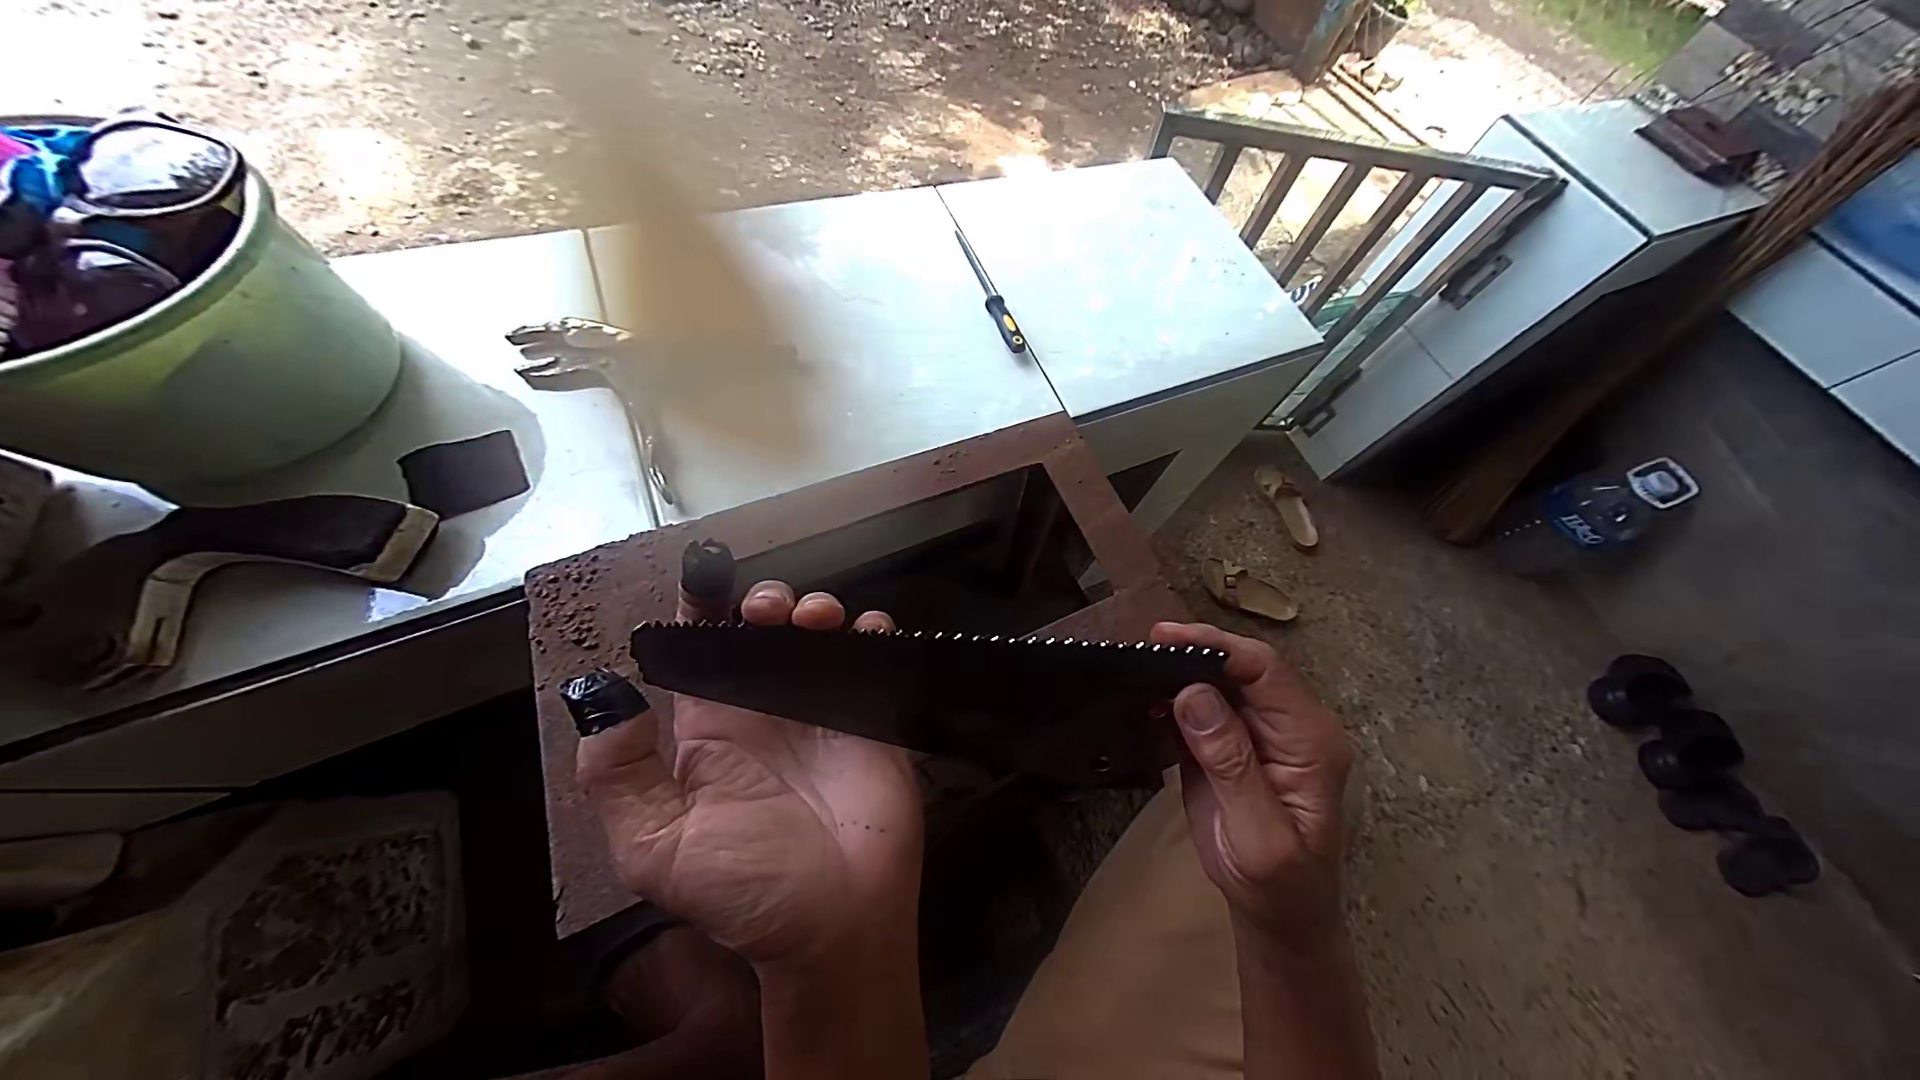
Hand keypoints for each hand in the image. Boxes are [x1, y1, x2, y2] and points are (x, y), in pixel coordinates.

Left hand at [575, 582, 923, 966]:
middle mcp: (767, 707)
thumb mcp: (660, 846)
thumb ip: (620, 775)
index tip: (708, 570)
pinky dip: (871, 633)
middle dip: (767, 601)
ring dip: (817, 609)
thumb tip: (599, 693)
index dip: (701, 605)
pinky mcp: (869, 714)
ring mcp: (822, 708)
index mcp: (713, 726)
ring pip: (818, 634)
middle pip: (764, 628)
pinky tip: (865, 633)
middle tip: (772, 610)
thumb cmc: (750, 889)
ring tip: (816, 620)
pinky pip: (871, 658)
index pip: (700, 647)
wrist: (839, 923)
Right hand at [1150, 621, 1353, 946]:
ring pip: (1222, 679)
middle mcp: (1289, 724)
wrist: (1275, 912)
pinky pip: (1206, 701)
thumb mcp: (1258, 834)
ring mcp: (1260, 730)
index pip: (1266, 671)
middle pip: (1244, 666)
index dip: (1218, 646)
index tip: (1168, 638)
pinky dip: (1175, 691)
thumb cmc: (1276, 883)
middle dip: (1196, 648)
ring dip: (1183, 666)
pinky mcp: (1231, 739)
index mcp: (1309, 739)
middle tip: (1146, 643)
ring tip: (1141, 661)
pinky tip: (1148, 692)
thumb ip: (1231, 763)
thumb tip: (1195, 694)